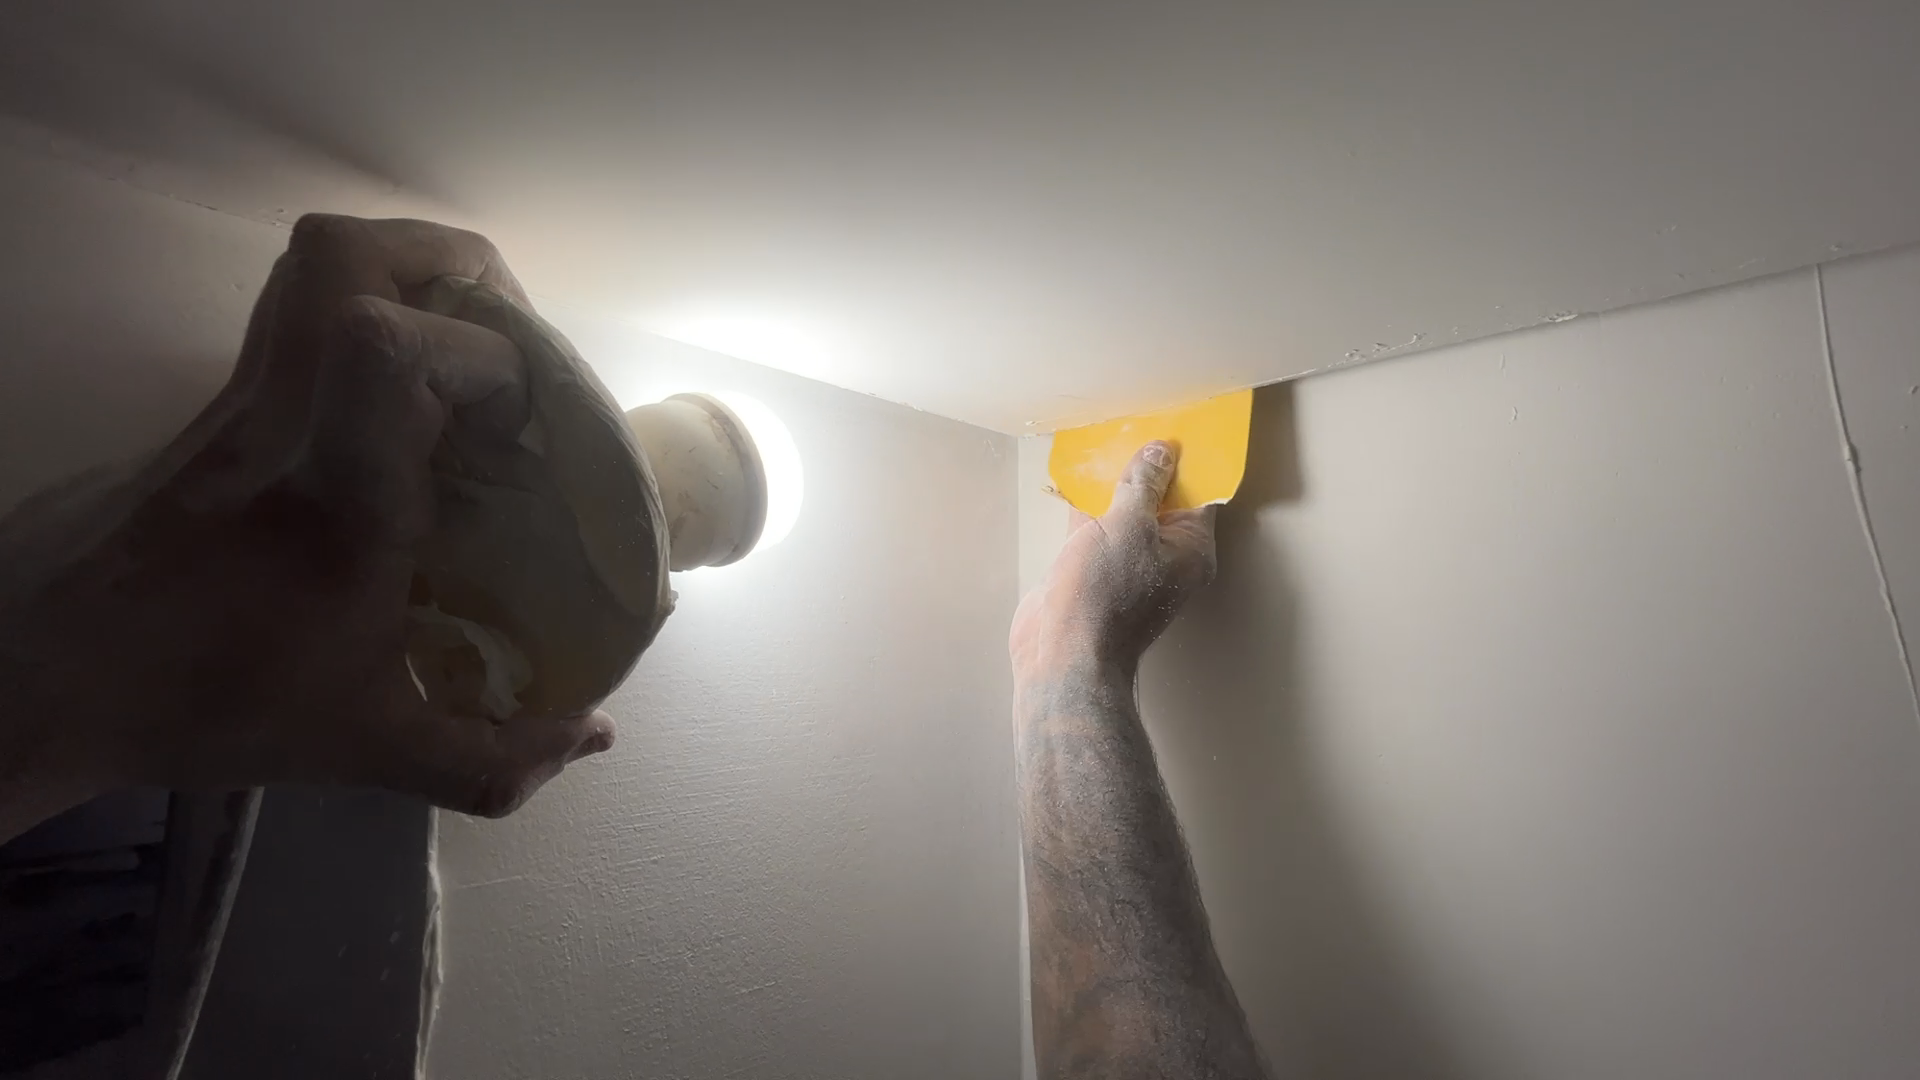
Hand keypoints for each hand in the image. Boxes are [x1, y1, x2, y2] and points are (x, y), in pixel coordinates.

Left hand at [0, 214, 613, 832]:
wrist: (26, 686)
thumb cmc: (210, 704)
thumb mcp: (371, 750)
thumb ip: (496, 760)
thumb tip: (595, 735)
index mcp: (337, 498)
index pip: (390, 351)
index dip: (487, 351)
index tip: (533, 416)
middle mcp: (285, 421)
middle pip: (350, 256)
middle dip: (459, 269)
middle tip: (516, 349)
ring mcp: (245, 397)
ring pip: (322, 259)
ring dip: (424, 275)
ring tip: (481, 353)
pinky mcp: (229, 400)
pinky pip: (314, 308)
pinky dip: (389, 315)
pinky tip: (426, 402)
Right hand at [1010, 441, 1217, 681]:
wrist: (1061, 653)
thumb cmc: (1104, 591)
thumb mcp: (1128, 525)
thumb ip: (1143, 484)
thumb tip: (1162, 450)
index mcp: (1190, 550)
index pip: (1198, 496)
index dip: (1186, 461)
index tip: (1171, 426)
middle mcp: (1163, 558)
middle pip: (1159, 502)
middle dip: (1143, 467)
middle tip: (1130, 424)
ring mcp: (1125, 565)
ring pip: (1123, 514)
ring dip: (1110, 485)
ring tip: (1099, 441)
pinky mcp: (1091, 570)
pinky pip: (1093, 528)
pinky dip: (1083, 505)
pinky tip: (1070, 478)